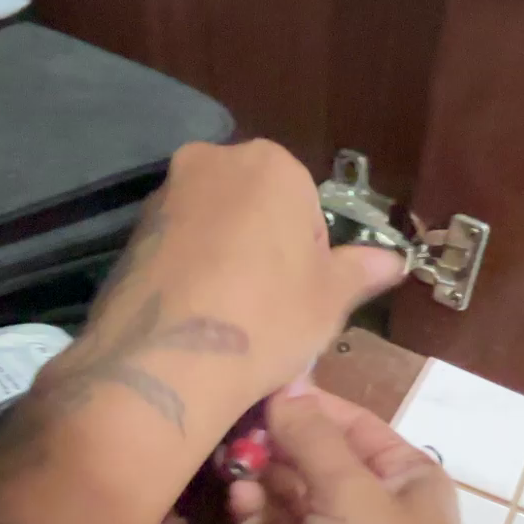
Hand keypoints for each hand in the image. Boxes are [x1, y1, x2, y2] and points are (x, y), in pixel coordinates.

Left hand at [47, 141, 405, 440]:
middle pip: (258, 208)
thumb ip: (362, 271)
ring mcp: (164, 195)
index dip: (312, 257)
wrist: (170, 362)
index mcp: (271, 165)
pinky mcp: (130, 233)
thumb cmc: (269, 318)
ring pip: (216, 226)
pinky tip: (197, 317)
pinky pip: (179, 248)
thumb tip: (392, 260)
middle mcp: (212, 161)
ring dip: (230, 260)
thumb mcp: (331, 299)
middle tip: (271, 307)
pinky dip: (193, 273)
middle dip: (268, 249)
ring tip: (232, 317)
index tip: (303, 297)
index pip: (307, 207)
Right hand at [228, 388, 496, 523]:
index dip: (304, 403)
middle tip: (223, 431)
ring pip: (292, 495)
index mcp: (407, 477)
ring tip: (227, 469)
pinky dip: (259, 517)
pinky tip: (238, 505)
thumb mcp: (353, 500)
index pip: (351, 422)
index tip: (248, 385)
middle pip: (317, 456)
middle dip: (275, 443)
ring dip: (263, 480)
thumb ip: (314, 441)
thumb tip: (285, 389)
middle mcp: (377, 506)